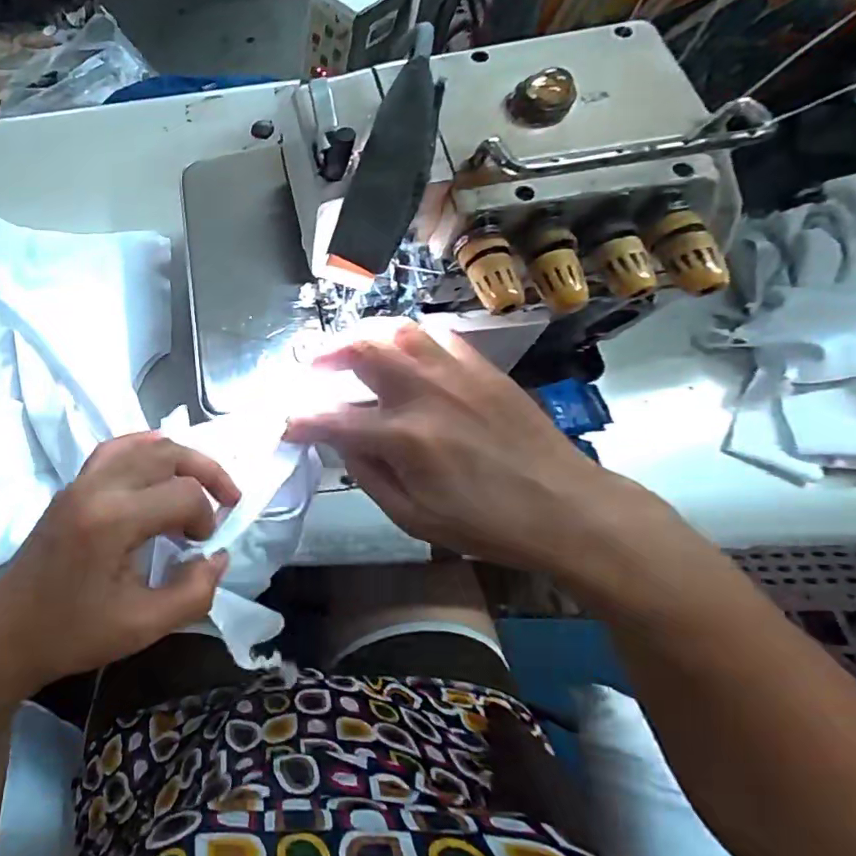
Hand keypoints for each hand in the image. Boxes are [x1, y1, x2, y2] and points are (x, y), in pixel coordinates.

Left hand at [0, 432, 239, 699]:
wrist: (8, 635)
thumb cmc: (74, 633)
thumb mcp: (144, 626)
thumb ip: (192, 591)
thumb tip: (217, 557)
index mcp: (113, 519)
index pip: (182, 494)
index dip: (206, 518)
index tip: (202, 548)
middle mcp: (96, 487)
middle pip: (165, 454)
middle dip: (205, 472)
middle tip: (228, 498)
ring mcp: (79, 482)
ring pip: (140, 445)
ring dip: (177, 457)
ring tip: (200, 482)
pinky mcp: (70, 488)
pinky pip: (112, 450)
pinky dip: (142, 448)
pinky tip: (158, 461)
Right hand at [283, 319, 687, 580]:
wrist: (568, 509)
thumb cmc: (487, 524)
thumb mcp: (414, 518)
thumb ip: (369, 476)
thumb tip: (344, 443)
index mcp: (404, 438)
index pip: (333, 419)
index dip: (301, 419)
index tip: (288, 423)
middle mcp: (425, 394)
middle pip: (361, 350)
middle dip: (325, 354)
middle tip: (313, 366)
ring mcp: (457, 375)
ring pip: (398, 331)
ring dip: (364, 335)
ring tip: (352, 348)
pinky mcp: (483, 369)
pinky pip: (438, 336)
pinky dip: (410, 338)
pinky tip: (404, 352)